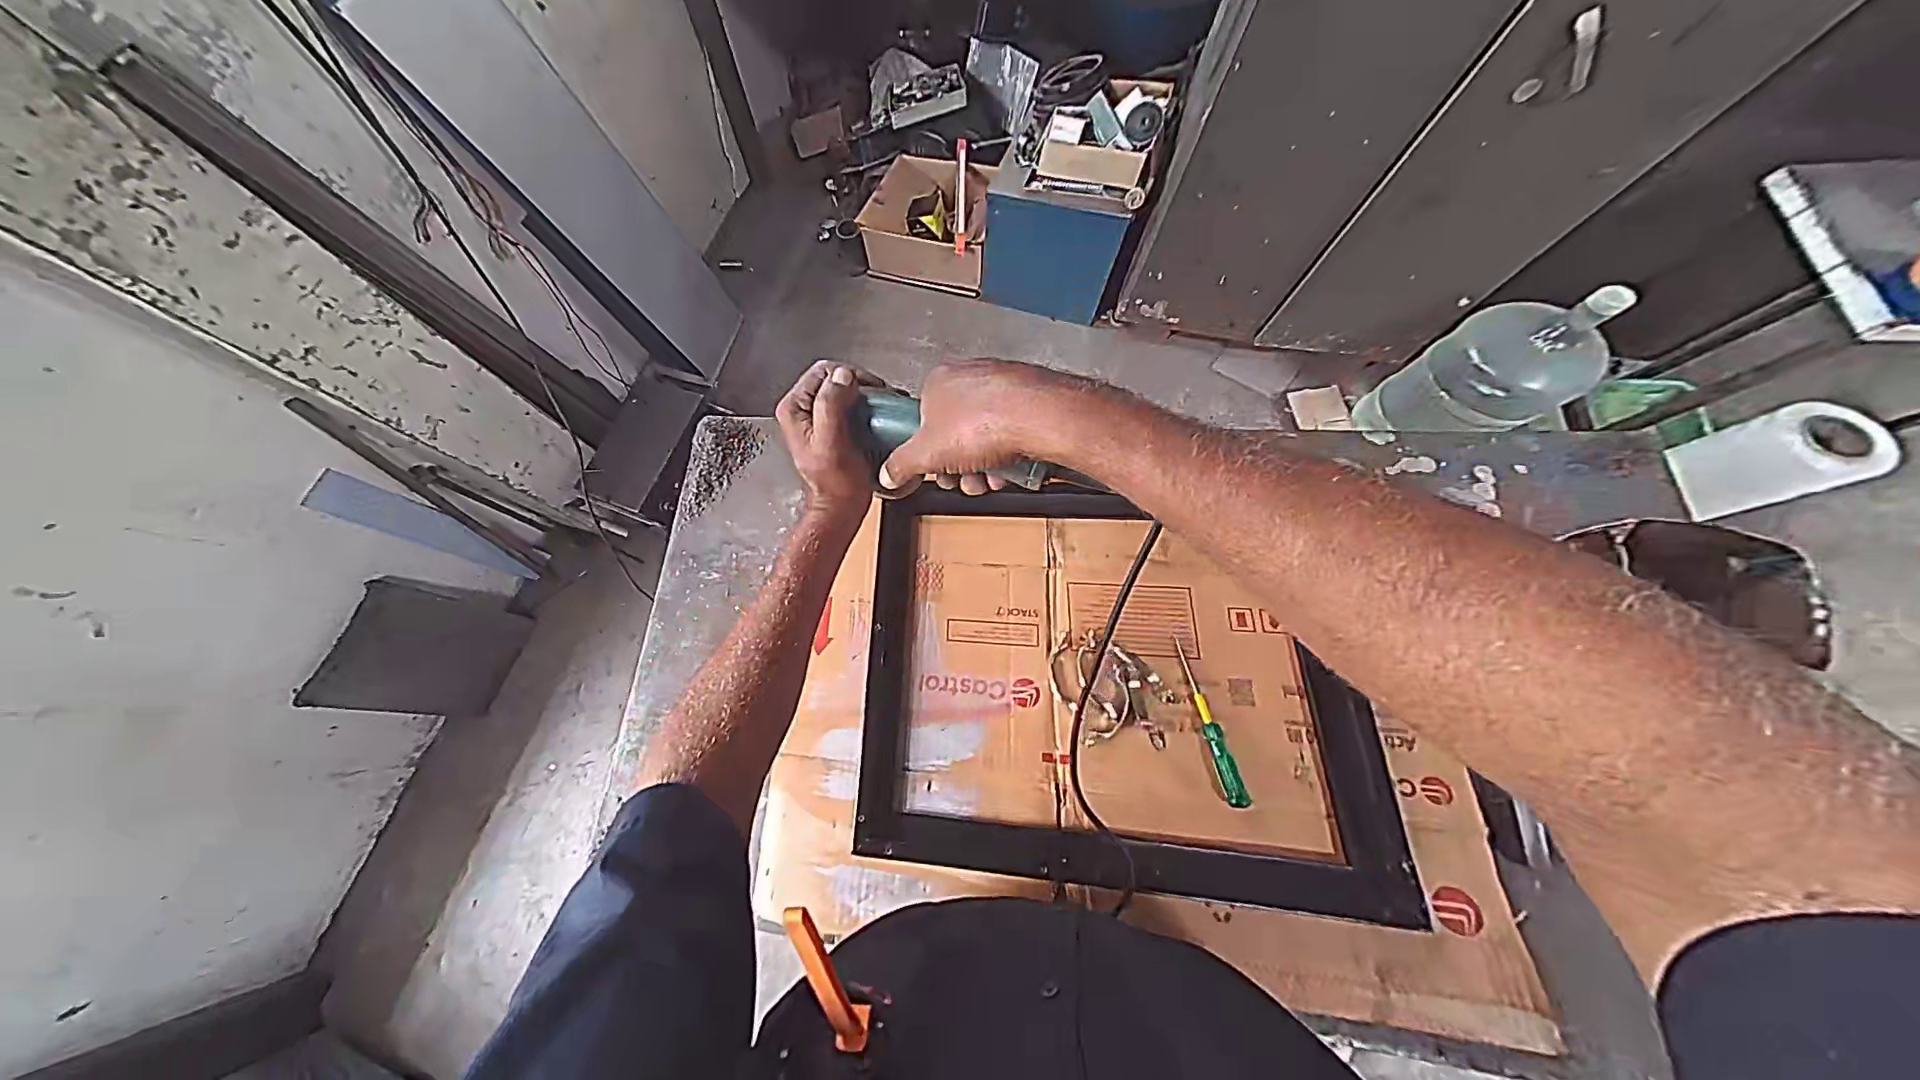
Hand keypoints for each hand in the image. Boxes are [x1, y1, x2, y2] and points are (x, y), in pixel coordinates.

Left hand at [777, 360, 885, 525]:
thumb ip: (830, 405)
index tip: (869, 390)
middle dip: (860, 385)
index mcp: (794, 409)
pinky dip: (867, 407)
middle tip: (877, 399)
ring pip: (845, 391)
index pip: (823, 371)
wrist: (842, 505)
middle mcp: (803, 410)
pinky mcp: (834, 427)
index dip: (849, 376)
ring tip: (880, 408)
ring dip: (866, 396)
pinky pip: (852, 405)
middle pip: (835, 378)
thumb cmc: (835, 482)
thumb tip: (842, 376)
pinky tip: (877, 417)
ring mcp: (819, 418)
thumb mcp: (831, 441)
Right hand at [879, 359, 1085, 495]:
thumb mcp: (926, 454)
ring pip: (985, 438)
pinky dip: (1009, 457)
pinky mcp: (1029, 402)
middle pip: (956, 434)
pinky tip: (1011, 470)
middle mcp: (970, 378)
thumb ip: (902, 465)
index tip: (935, 471)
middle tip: (964, 480)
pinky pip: (1011, 435)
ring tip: (990, 478)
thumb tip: (888, 474)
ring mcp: (1002, 388)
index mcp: (938, 382)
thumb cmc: (986, 421)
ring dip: (984, 467)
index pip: (924, 422)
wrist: (1039, 418)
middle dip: (959, 467)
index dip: (928, 453)